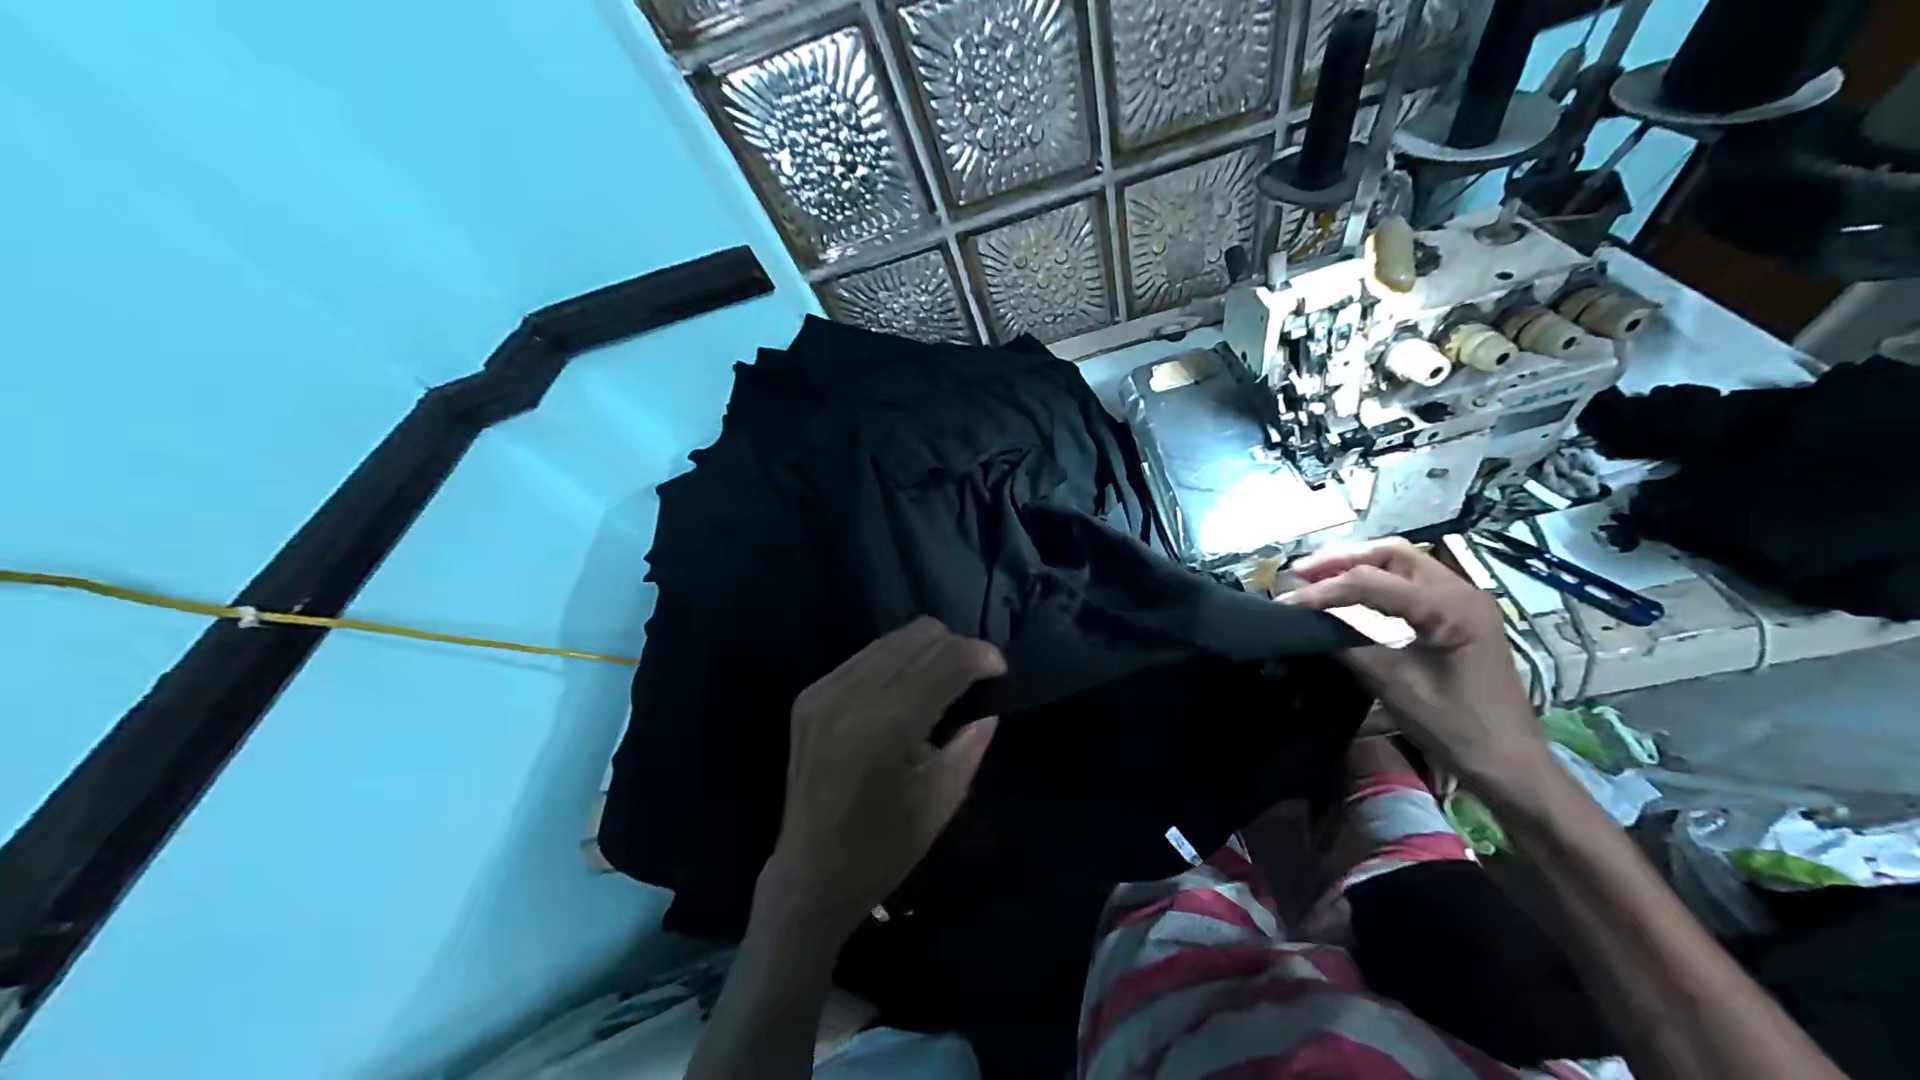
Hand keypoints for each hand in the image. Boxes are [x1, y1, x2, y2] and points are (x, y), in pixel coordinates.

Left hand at [757, 616, 1003, 942]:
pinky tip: (903, 693)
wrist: (809, 875)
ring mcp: (823, 691)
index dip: (981, 655)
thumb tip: (988, 705)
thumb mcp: (942, 801)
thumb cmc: (884, 849)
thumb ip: (970, 743)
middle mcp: (850, 695)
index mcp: (886, 726)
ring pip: (892, 639)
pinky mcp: (809, 696)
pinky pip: (865, 656)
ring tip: (940, 683)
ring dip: (925, 652)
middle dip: (956, 648)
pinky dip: (894, 663)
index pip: (946, 660)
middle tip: (972, 679)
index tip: (1000, 670)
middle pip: (919, 636)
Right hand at [1281, 538, 1551, 796]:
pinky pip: (1410, 581)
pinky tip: (1350, 593)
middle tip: (1300, 575)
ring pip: (1401, 562)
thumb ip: (1351, 647)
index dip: (1323, 591)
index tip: (1285, 603)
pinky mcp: (1458, 615)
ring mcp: (1463, 601)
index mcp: (1451, 608)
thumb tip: (1310, 624)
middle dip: (1341, 560)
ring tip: (1317, 579)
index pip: (1372, 582)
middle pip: (1392, 553)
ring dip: (1357, 565)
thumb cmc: (1456, 728)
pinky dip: (1375, 579)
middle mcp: (1461, 592)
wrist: (1509, 764)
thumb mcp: (1395, 685)